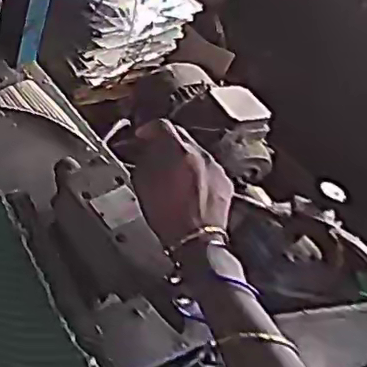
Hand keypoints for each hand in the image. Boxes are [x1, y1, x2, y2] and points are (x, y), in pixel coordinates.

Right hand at [128, 120, 232, 247]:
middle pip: (181, 136)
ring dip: (180, 156)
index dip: (147, 129)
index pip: (162, 126)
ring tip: (167, 171)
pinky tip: (185, 184)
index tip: (141, 136)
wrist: (195, 241)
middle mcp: (201, 155)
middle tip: (151, 151)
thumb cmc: (167, 215)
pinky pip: (207, 167)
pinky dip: (195, 171)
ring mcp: (215, 168)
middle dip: (165, 141)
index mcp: (178, 151)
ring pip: (195, 152)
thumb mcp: (142, 182)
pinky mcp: (224, 182)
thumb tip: (144, 149)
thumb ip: (144, 158)